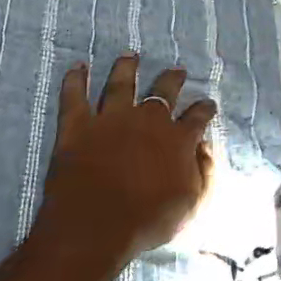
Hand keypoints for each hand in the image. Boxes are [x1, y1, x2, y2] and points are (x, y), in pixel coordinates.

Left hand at [36, 55, 215, 264]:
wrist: (96, 225)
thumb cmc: (147, 222)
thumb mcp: (192, 204)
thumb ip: (203, 173)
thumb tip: (204, 147)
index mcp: (177, 140)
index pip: (196, 117)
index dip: (203, 110)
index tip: (206, 104)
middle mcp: (145, 121)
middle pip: (162, 92)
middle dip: (171, 79)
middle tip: (176, 71)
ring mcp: (109, 119)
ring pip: (119, 83)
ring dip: (126, 67)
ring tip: (129, 56)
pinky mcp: (76, 125)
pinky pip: (73, 95)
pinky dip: (74, 79)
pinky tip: (77, 66)